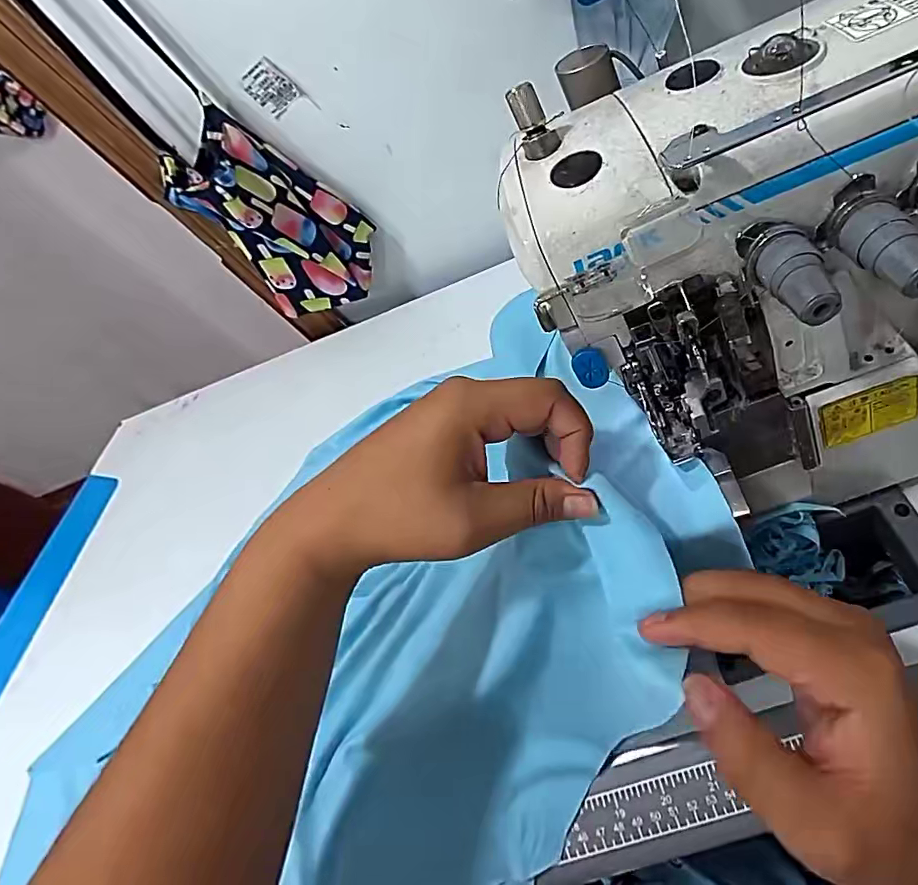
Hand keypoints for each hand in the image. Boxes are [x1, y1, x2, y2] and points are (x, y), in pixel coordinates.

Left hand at [269, 376, 598, 579]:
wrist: (328, 526)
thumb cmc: (399, 519)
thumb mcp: (475, 519)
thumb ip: (537, 503)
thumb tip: (590, 499)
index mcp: (472, 402)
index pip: (550, 399)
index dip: (576, 436)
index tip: (574, 483)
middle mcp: (463, 392)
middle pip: (537, 398)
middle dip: (562, 437)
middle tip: (562, 483)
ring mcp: (448, 403)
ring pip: (518, 408)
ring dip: (541, 440)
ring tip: (540, 482)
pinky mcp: (440, 420)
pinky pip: (496, 418)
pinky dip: (517, 441)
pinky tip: (510, 473)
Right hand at [638, 571, 917, 884]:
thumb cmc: (881, 833)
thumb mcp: (810, 822)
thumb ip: (746, 756)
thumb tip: (694, 687)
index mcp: (853, 671)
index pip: (761, 626)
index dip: (700, 621)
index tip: (650, 627)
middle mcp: (853, 632)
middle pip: (762, 591)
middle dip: (699, 595)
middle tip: (648, 612)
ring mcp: (848, 625)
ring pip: (765, 587)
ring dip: (712, 596)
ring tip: (666, 615)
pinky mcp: (837, 630)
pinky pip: (774, 601)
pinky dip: (731, 605)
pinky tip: (704, 618)